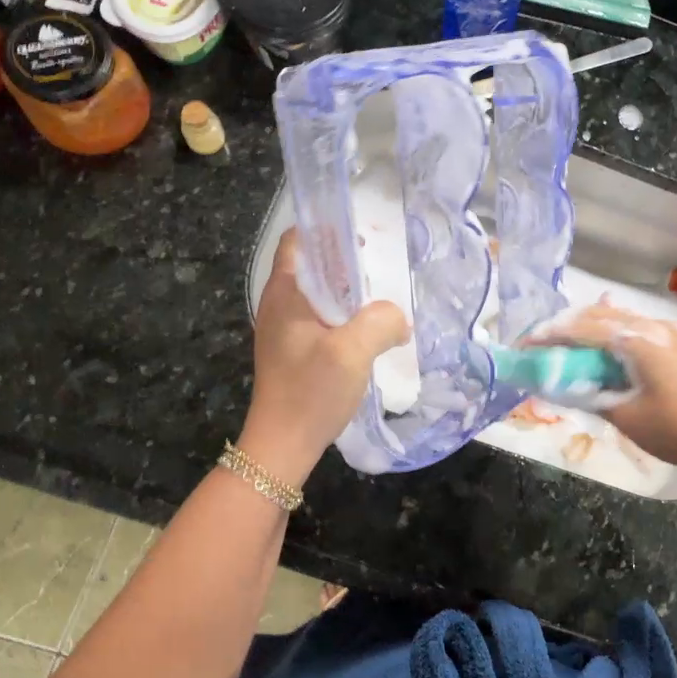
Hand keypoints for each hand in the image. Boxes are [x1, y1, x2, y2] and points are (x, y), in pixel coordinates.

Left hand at [241, 230, 409, 483]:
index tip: (362, 240)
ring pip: (319, 297)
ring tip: (380, 305)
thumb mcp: (353, 351)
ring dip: (348, 296)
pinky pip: (320, 321)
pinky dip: (342, 319)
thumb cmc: (311, 391)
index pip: (298, 240)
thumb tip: (398, 318)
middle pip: (311, 267)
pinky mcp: (292, 352)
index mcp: (285, 293)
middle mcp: (278, 305)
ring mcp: (283, 330)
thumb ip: (381, 321)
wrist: (282, 445)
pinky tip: (366, 337)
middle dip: (346, 265)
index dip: (328, 232)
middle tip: (381, 274)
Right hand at [527, 304, 676, 478]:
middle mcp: (652, 328)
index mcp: (638, 339)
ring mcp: (667, 337)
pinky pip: (632, 335)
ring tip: (561, 352)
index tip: (522, 346)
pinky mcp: (675, 351)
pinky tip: (597, 359)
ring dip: (587, 334)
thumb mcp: (625, 416)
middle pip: (599, 317)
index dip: (548, 336)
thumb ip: (587, 394)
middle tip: (538, 346)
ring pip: (616, 324)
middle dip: (565, 328)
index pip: (582, 328)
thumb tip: (555, 383)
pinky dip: (607, 343)